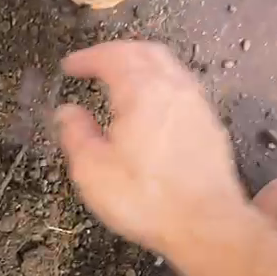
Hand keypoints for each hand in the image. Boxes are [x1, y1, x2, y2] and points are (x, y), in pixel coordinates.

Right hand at [55, 41, 256, 261]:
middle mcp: (173, 89)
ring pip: (168, 68)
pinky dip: (160, 86)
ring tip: (122, 80)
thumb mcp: (92, 171)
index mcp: (141, 92)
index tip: (71, 65)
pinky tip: (151, 107)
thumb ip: (76, 134)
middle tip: (96, 63)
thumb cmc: (146, 200)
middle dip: (117, 52)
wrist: (203, 224)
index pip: (112, 57)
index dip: (88, 58)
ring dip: (142, 65)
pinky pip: (182, 90)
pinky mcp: (209, 126)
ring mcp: (196, 105)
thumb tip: (67, 113)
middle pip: (145, 52)